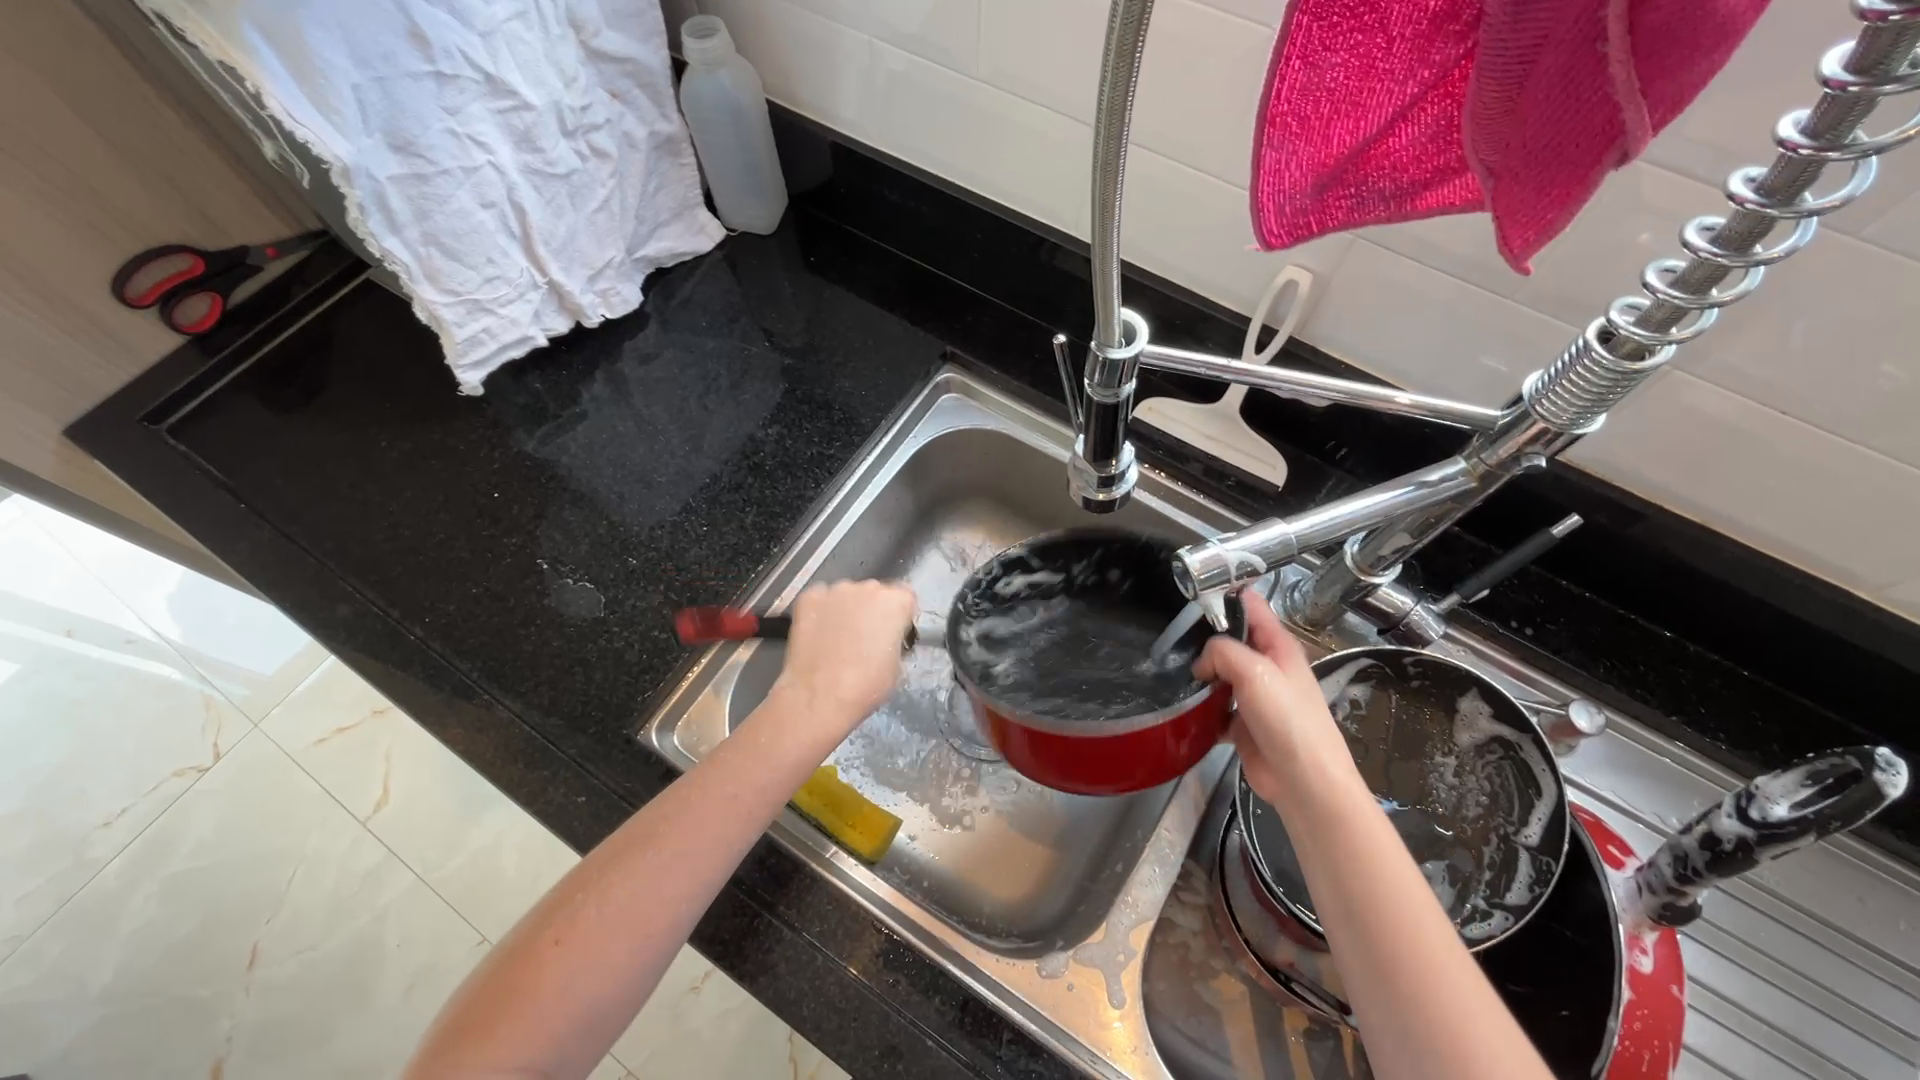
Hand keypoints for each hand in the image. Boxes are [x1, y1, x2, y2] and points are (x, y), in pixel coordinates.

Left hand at [772, 580, 917, 731]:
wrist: (820, 696)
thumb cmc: (867, 685)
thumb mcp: (897, 664)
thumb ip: (894, 639)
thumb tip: (884, 638)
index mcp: (896, 602)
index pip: (904, 597)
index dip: (898, 615)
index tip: (891, 633)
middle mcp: (868, 587)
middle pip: (874, 593)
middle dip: (871, 610)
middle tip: (864, 638)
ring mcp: (835, 590)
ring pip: (846, 595)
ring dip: (845, 610)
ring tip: (836, 639)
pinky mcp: (808, 598)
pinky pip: (820, 600)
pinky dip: (820, 612)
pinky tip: (817, 635)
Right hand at [1193, 591, 1346, 803]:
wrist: (1302, 780)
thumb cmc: (1287, 721)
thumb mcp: (1255, 672)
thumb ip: (1223, 651)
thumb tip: (1202, 660)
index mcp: (1277, 646)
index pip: (1250, 605)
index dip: (1223, 595)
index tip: (1189, 595)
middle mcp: (1267, 666)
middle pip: (1230, 640)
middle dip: (1203, 639)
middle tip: (1172, 640)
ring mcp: (1254, 696)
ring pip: (1219, 674)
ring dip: (1199, 675)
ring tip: (1173, 674)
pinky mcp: (1242, 723)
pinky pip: (1214, 707)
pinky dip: (1201, 708)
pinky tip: (1185, 708)